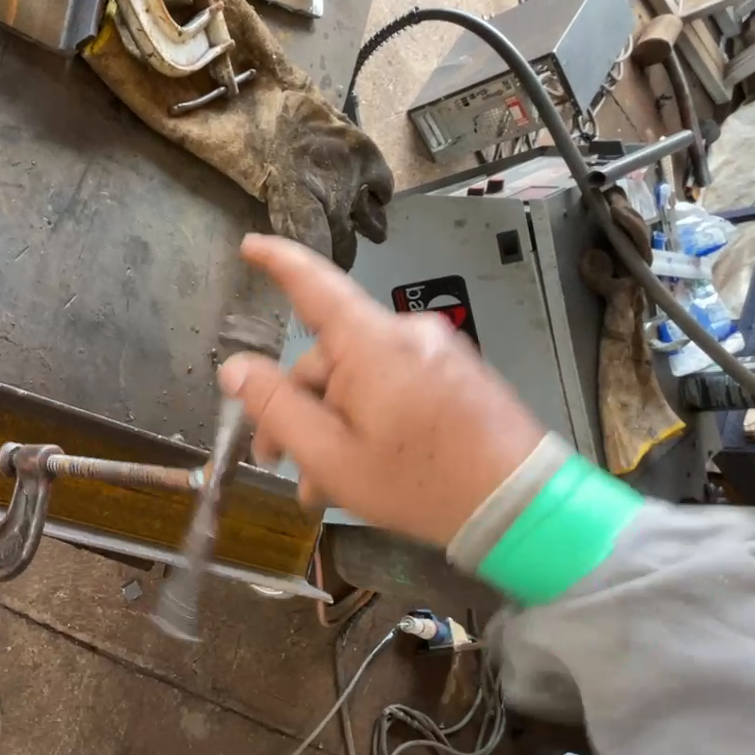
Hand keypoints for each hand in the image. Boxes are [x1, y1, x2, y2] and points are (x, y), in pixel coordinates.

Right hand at [217, 235, 545, 546]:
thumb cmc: (418, 482)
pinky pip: (387, 387)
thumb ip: (274, 407)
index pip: (315, 287)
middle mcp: (405, 336)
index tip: (249, 246)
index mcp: (372, 346)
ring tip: (322, 481)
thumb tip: (233, 368)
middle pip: (324, 360)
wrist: (521, 507)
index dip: (277, 262)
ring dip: (328, 425)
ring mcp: (434, 354)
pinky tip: (356, 465)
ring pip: (353, 381)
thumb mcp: (328, 453)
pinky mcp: (452, 374)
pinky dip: (361, 420)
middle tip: (277, 460)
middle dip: (295, 409)